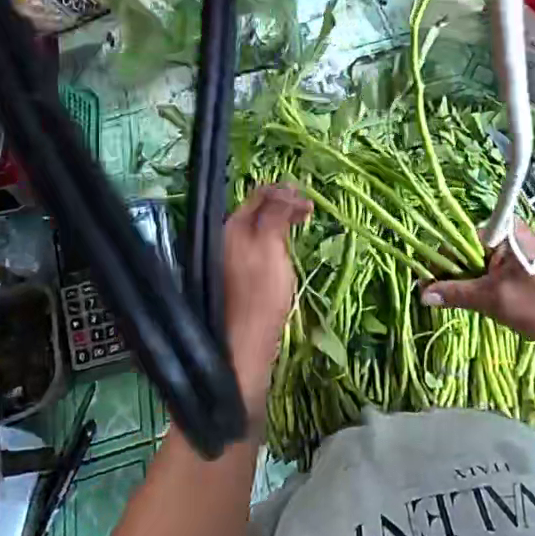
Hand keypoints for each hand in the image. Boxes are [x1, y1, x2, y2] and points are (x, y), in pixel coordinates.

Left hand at [221, 185, 311, 407]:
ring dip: (279, 222)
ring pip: (257, 229)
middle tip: (308, 212)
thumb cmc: (260, 295)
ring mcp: (229, 259)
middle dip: (282, 205)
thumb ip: (275, 214)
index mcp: (232, 227)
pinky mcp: (236, 278)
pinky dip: (273, 241)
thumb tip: (283, 189)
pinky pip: (256, 247)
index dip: (284, 192)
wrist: (244, 345)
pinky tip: (284, 252)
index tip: (309, 202)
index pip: (258, 195)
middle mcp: (225, 239)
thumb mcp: (271, 247)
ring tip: (300, 226)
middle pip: (256, 211)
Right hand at [420, 227, 534, 346]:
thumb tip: (421, 293)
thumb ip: (456, 294)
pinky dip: (482, 286)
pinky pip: (491, 272)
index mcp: (502, 231)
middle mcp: (507, 235)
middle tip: (441, 297)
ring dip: (467, 283)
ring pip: (477, 264)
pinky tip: (481, 303)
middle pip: (465, 249)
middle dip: (453, 273)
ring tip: (460, 303)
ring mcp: (515, 252)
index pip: (457, 236)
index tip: (426, 281)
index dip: (439, 258)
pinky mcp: (521, 268)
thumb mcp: (494, 300)